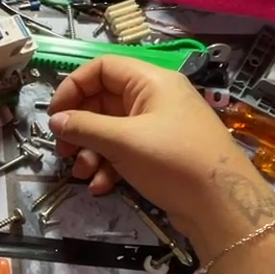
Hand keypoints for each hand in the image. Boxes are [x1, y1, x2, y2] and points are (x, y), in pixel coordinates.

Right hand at [47, 56, 274, 248]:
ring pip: (108, 130)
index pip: (102, 68)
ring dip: (89, 152)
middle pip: (102, 101)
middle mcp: (154, 99)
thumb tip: (54, 120)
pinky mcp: (157, 153)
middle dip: (78, 127)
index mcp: (151, 82)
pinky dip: (107, 166)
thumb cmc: (172, 161)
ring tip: (81, 174)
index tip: (55, 114)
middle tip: (63, 149)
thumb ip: (83, 126)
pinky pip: (122, 151)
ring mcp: (156, 127)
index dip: (73, 87)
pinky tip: (100, 186)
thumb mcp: (122, 141)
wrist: (220, 205)